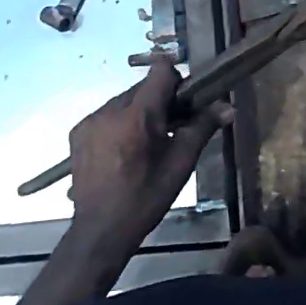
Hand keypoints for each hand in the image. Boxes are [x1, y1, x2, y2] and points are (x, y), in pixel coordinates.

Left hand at [64, 55, 232, 248]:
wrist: (100, 232)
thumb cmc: (146, 197)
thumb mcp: (181, 163)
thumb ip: (203, 127)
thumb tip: (228, 107)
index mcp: (138, 116)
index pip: (160, 72)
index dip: (176, 81)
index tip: (184, 102)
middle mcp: (110, 111)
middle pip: (142, 88)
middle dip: (158, 101)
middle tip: (170, 128)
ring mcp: (90, 121)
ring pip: (124, 101)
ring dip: (138, 112)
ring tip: (144, 142)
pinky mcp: (77, 133)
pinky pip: (105, 115)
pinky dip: (118, 123)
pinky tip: (123, 149)